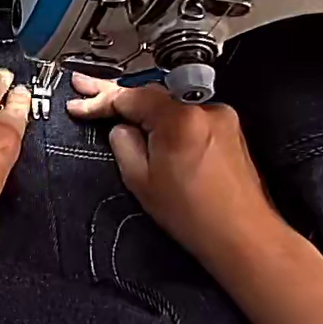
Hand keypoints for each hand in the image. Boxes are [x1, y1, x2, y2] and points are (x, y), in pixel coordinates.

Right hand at [66, 73, 292, 268]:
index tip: (80, 105)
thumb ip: (123, 144)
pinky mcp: (229, 129)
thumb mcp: (141, 181)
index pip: (130, 97)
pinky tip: (152, 129)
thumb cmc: (197, 217)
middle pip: (151, 94)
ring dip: (144, 108)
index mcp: (179, 119)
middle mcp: (203, 109)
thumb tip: (120, 128)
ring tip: (117, 111)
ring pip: (170, 104)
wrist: (242, 236)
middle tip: (87, 87)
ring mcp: (220, 117)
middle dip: (117, 94)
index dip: (99, 100)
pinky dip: (168, 120)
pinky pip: (188, 116)